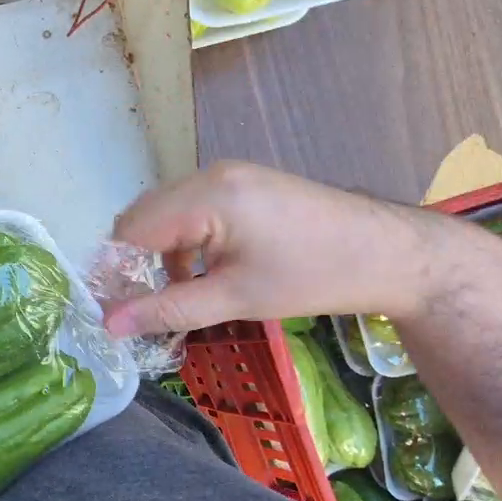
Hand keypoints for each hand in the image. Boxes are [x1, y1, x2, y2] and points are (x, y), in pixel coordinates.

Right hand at [104, 162, 451, 336]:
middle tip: (139, 305)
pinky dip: (182, 241)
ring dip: (157, 252)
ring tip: (174, 294)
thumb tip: (109, 325)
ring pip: (163, 213)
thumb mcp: (236, 299)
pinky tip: (201, 272)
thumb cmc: (315, 277)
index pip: (131, 230)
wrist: (393, 254)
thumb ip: (167, 309)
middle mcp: (209, 175)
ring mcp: (227, 175)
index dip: (114, 271)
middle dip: (132, 261)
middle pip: (141, 217)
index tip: (111, 310)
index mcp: (207, 196)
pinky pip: (189, 209)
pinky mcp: (241, 184)